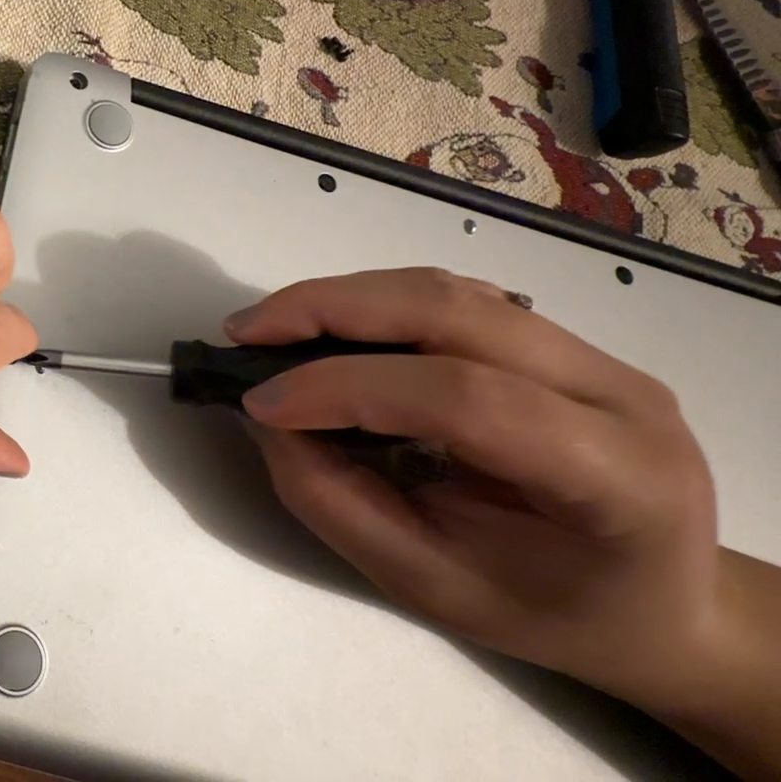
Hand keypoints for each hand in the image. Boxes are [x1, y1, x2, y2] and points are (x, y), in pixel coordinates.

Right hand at [228, 268, 719, 705]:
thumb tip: (265, 418)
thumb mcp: (426, 582)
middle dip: (328, 309)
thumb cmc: (542, 609)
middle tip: (244, 333)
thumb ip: (335, 499)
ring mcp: (591, 354)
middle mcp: (616, 393)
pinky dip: (370, 302)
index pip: (465, 398)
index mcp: (615, 476)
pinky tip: (327, 329)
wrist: (654, 602)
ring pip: (443, 289)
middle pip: (451, 311)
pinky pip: (447, 297)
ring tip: (269, 328)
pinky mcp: (552, 339)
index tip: (258, 404)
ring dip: (341, 298)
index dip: (345, 388)